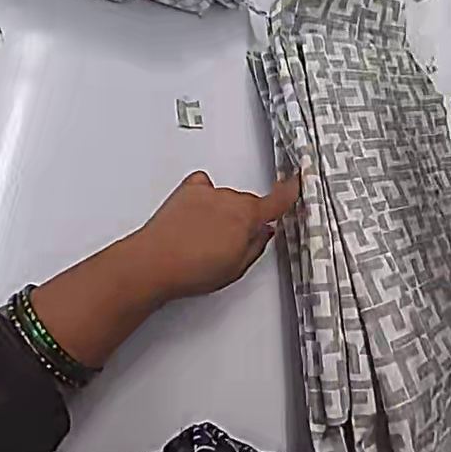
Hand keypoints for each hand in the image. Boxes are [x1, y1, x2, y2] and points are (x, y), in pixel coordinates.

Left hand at [122, 170, 300, 302]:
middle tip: (228, 246)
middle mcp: (231, 199)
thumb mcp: (236, 269)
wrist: (154, 263)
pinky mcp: (187, 191)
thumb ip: (256, 246)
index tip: (296, 181)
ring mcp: (209, 193)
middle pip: (248, 204)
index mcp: (248, 218)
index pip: (277, 201)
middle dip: (244, 220)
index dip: (290, 190)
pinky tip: (196, 212)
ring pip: (226, 197)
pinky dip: (204, 195)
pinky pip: (203, 185)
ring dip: (221, 212)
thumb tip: (264, 234)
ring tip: (203, 238)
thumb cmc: (192, 270)